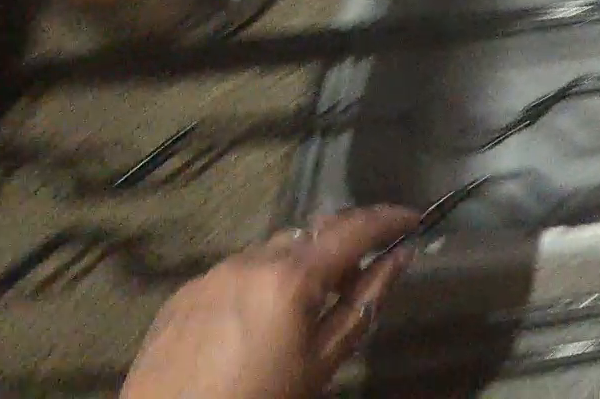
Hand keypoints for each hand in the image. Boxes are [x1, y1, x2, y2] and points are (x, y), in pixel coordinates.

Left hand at [121, 206, 420, 398]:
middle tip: (367, 264)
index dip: (391, 218)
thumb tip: (403, 254)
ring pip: (279, 245)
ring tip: (312, 293)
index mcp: (293, 276)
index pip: (357, 227)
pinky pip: (240, 267)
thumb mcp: (325, 356)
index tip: (415, 220)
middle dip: (348, 239)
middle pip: (317, 230)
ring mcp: (214, 274)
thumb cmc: (261, 396)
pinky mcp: (184, 293)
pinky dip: (266, 274)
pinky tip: (264, 309)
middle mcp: (254, 260)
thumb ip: (368, 298)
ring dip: (306, 256)